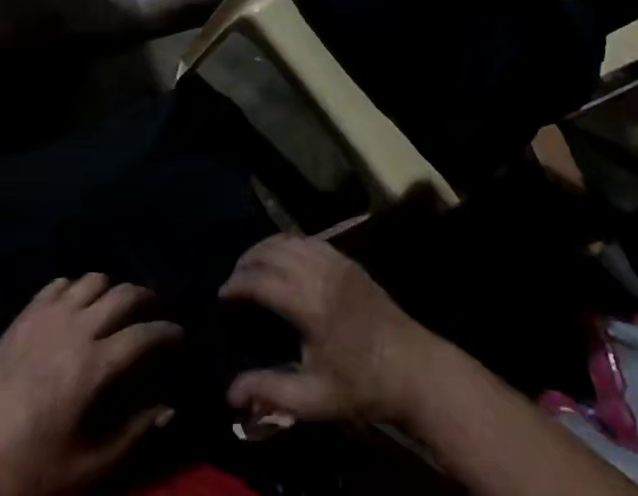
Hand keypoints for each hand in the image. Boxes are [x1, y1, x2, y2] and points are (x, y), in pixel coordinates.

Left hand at [0, 274, 180, 495]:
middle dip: (146, 299)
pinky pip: (57, 285)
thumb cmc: (27, 470)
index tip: (182, 336)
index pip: (145, 333)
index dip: (169, 332)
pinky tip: (77, 307)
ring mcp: (45, 317)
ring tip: (118, 309)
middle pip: (123, 294)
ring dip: (111, 289)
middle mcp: (75, 328)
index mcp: (94, 365)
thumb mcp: (87, 469)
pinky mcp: (22, 318)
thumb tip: (171, 409)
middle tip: (155, 315)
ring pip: (91, 279)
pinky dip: (75, 288)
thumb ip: (135, 435)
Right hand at [218, 234, 442, 425]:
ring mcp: (338, 262)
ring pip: (290, 239)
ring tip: (250, 268)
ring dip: (265, 248)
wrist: (416, 370)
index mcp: (312, 305)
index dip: (236, 285)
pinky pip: (309, 240)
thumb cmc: (363, 387)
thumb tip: (229, 393)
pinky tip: (280, 261)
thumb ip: (269, 391)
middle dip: (245, 262)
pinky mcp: (349, 261)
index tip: (222, 298)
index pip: (261, 280)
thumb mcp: (314, 399)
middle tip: (232, 283)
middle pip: (272, 251)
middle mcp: (322, 274)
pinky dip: (287, 243)